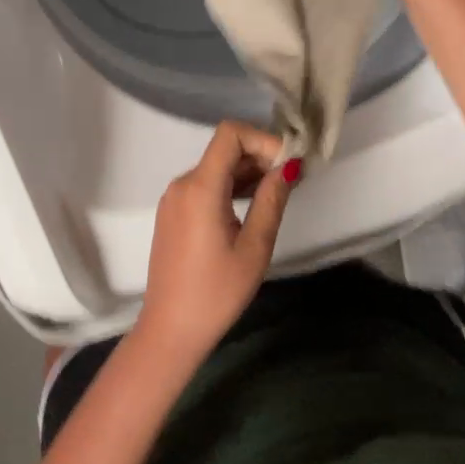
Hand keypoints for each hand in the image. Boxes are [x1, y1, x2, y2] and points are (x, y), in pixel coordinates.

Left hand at [138, 122, 300, 357]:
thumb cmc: (216, 292)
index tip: (288, 164)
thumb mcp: (254, 248)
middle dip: (261, 156)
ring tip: (279, 193)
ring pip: (216, 168)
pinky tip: (253, 206)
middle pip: (224, 149)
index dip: (263, 140)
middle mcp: (182, 184)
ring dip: (248, 173)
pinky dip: (230, 187)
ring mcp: (174, 198)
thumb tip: (288, 166)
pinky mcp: (173, 213)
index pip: (230, 134)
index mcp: (200, 187)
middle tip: (293, 180)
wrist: (170, 329)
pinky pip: (205, 185)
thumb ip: (271, 200)